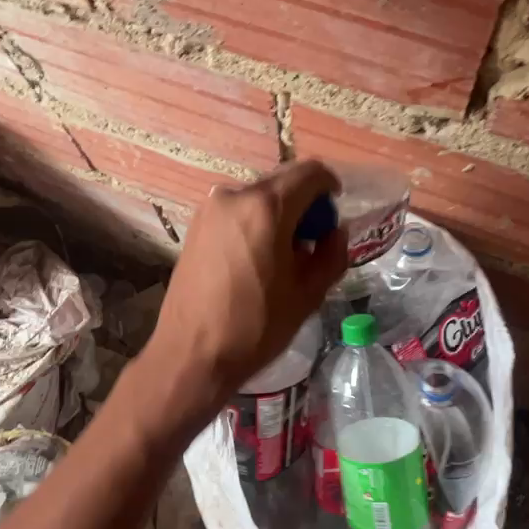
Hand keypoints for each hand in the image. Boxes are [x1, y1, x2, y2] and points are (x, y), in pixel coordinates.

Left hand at [141, 160, 347, 416]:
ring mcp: (209, 209)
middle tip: (313, 242)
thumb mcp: (308, 294)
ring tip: (283, 256)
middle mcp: (234, 196)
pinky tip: (257, 259)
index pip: (310, 173)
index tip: (335, 213)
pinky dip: (255, 223)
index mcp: (266, 207)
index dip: (330, 186)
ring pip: (258, 196)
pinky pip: (237, 211)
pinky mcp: (195, 225)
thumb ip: (332, 254)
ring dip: (279, 214)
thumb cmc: (255, 327)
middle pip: (282, 181)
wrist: (191, 355)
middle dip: (304, 203)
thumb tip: (337, 231)